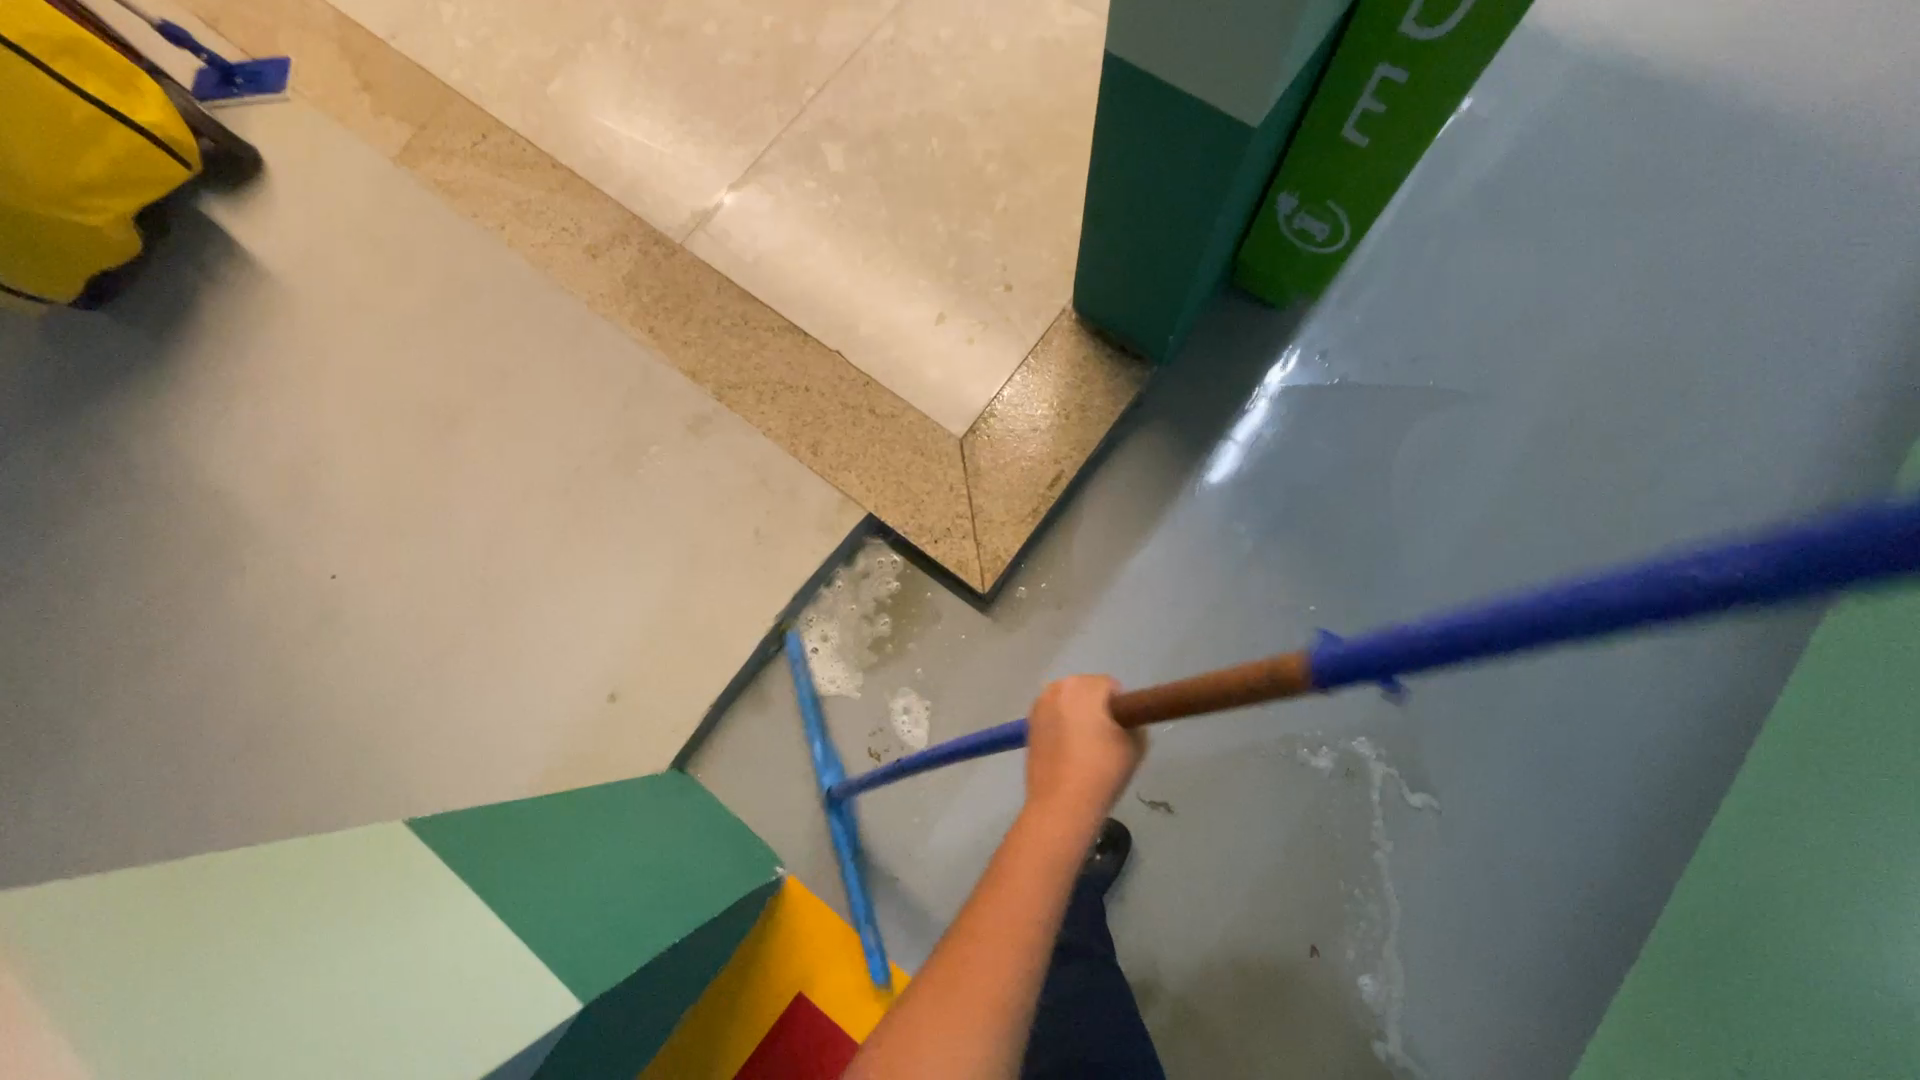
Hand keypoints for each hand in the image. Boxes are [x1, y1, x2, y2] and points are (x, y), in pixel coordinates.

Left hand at [1022, 675, 1146, 825]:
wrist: (1061, 804)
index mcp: (1083, 687)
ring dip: (1077, 714)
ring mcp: (1038, 706)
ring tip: (1086, 745)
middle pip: (1085, 689)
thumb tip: (1126, 722)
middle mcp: (1056, 688)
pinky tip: (1068, 751)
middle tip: (1106, 737)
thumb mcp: (1135, 745)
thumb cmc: (1101, 771)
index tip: (1123, 730)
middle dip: (1097, 706)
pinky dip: (1061, 725)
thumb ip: (1136, 724)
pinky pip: (1053, 716)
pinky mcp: (1028, 725)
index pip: (1110, 686)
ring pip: (1067, 702)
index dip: (1121, 707)